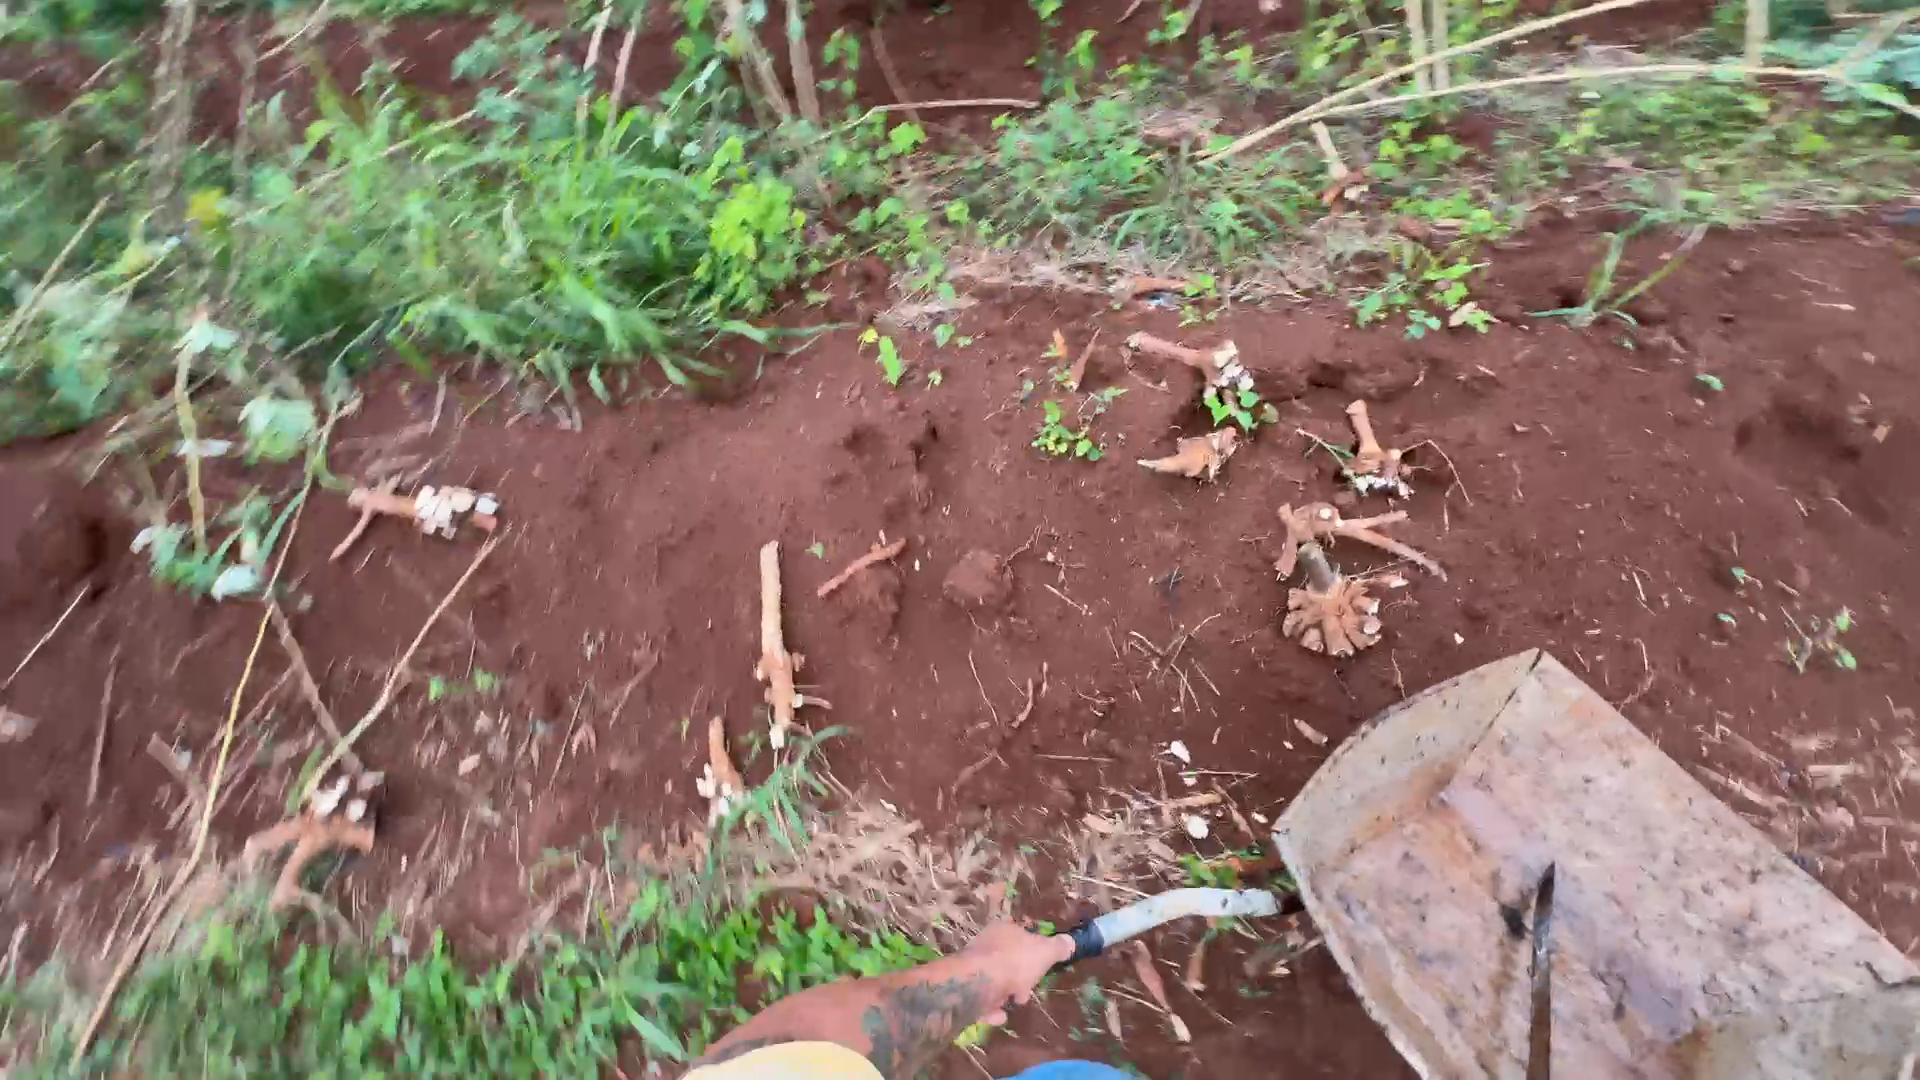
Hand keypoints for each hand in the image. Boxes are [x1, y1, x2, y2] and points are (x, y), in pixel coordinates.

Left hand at [956, 922, 1074, 1022]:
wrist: (977, 983)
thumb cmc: (1013, 961)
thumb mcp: (1044, 952)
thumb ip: (1057, 947)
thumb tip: (1070, 941)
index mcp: (1003, 929)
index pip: (1020, 935)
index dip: (1033, 952)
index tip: (1041, 968)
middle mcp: (986, 943)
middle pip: (1008, 959)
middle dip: (1020, 976)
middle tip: (1027, 989)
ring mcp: (974, 965)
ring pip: (995, 979)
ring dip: (1007, 993)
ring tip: (1014, 1002)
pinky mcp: (966, 988)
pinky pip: (983, 999)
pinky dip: (992, 1007)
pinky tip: (1000, 1014)